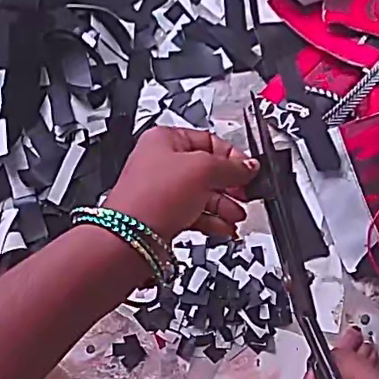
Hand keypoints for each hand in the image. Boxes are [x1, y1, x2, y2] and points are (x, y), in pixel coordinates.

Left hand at [102, 128, 256, 241]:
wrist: (129, 238)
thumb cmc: (151, 198)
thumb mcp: (203, 170)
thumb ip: (231, 167)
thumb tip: (249, 166)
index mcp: (165, 140)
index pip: (209, 141)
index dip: (232, 157)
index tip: (248, 171)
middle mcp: (161, 164)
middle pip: (207, 170)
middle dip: (229, 185)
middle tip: (245, 194)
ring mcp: (161, 192)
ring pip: (201, 195)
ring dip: (223, 206)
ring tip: (236, 215)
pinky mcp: (163, 216)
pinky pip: (193, 214)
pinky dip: (211, 221)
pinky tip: (224, 228)